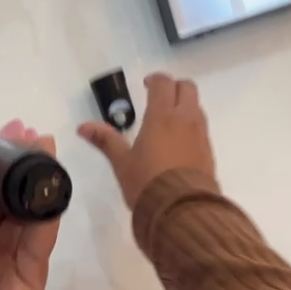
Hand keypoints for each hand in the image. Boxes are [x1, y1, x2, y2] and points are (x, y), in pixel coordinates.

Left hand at [0, 123, 62, 289]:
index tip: (0, 135)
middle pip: (2, 205)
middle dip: (15, 171)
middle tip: (30, 135)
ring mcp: (6, 271)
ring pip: (24, 222)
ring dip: (34, 188)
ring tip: (45, 152)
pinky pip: (37, 250)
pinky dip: (45, 221)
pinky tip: (49, 191)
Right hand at [77, 73, 217, 207]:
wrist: (181, 209)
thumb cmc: (147, 183)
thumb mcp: (122, 163)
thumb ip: (105, 141)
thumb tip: (82, 127)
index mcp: (161, 116)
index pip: (162, 84)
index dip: (154, 80)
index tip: (146, 85)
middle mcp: (185, 118)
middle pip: (186, 88)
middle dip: (174, 87)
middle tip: (160, 99)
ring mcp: (200, 134)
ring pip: (196, 107)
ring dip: (184, 106)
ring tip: (169, 122)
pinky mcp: (208, 151)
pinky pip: (202, 128)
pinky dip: (191, 126)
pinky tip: (179, 143)